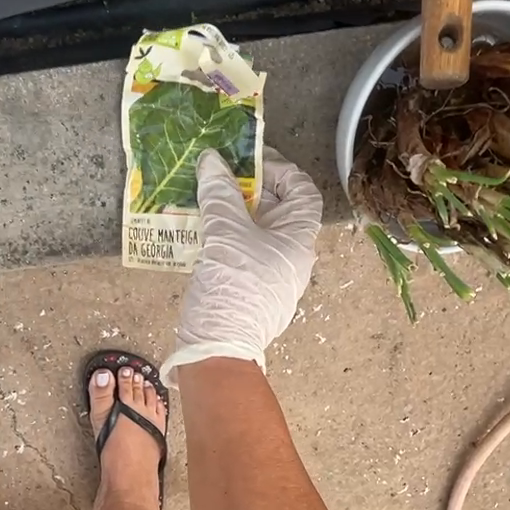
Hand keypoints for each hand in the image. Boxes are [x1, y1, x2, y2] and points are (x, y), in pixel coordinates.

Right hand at [161, 147, 322, 383]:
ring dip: (236, 218)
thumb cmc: (233, 288)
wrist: (218, 349)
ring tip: (209, 206)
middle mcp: (293, 261)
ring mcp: (274, 281)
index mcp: (299, 242)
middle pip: (280, 214)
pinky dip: (229, 241)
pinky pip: (246, 258)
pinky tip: (205, 237)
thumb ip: (219, 193)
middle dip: (251, 193)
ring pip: (259, 237)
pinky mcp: (253, 296)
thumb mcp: (225, 232)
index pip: (303, 193)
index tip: (250, 165)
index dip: (280, 172)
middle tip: (222, 182)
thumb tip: (211, 160)